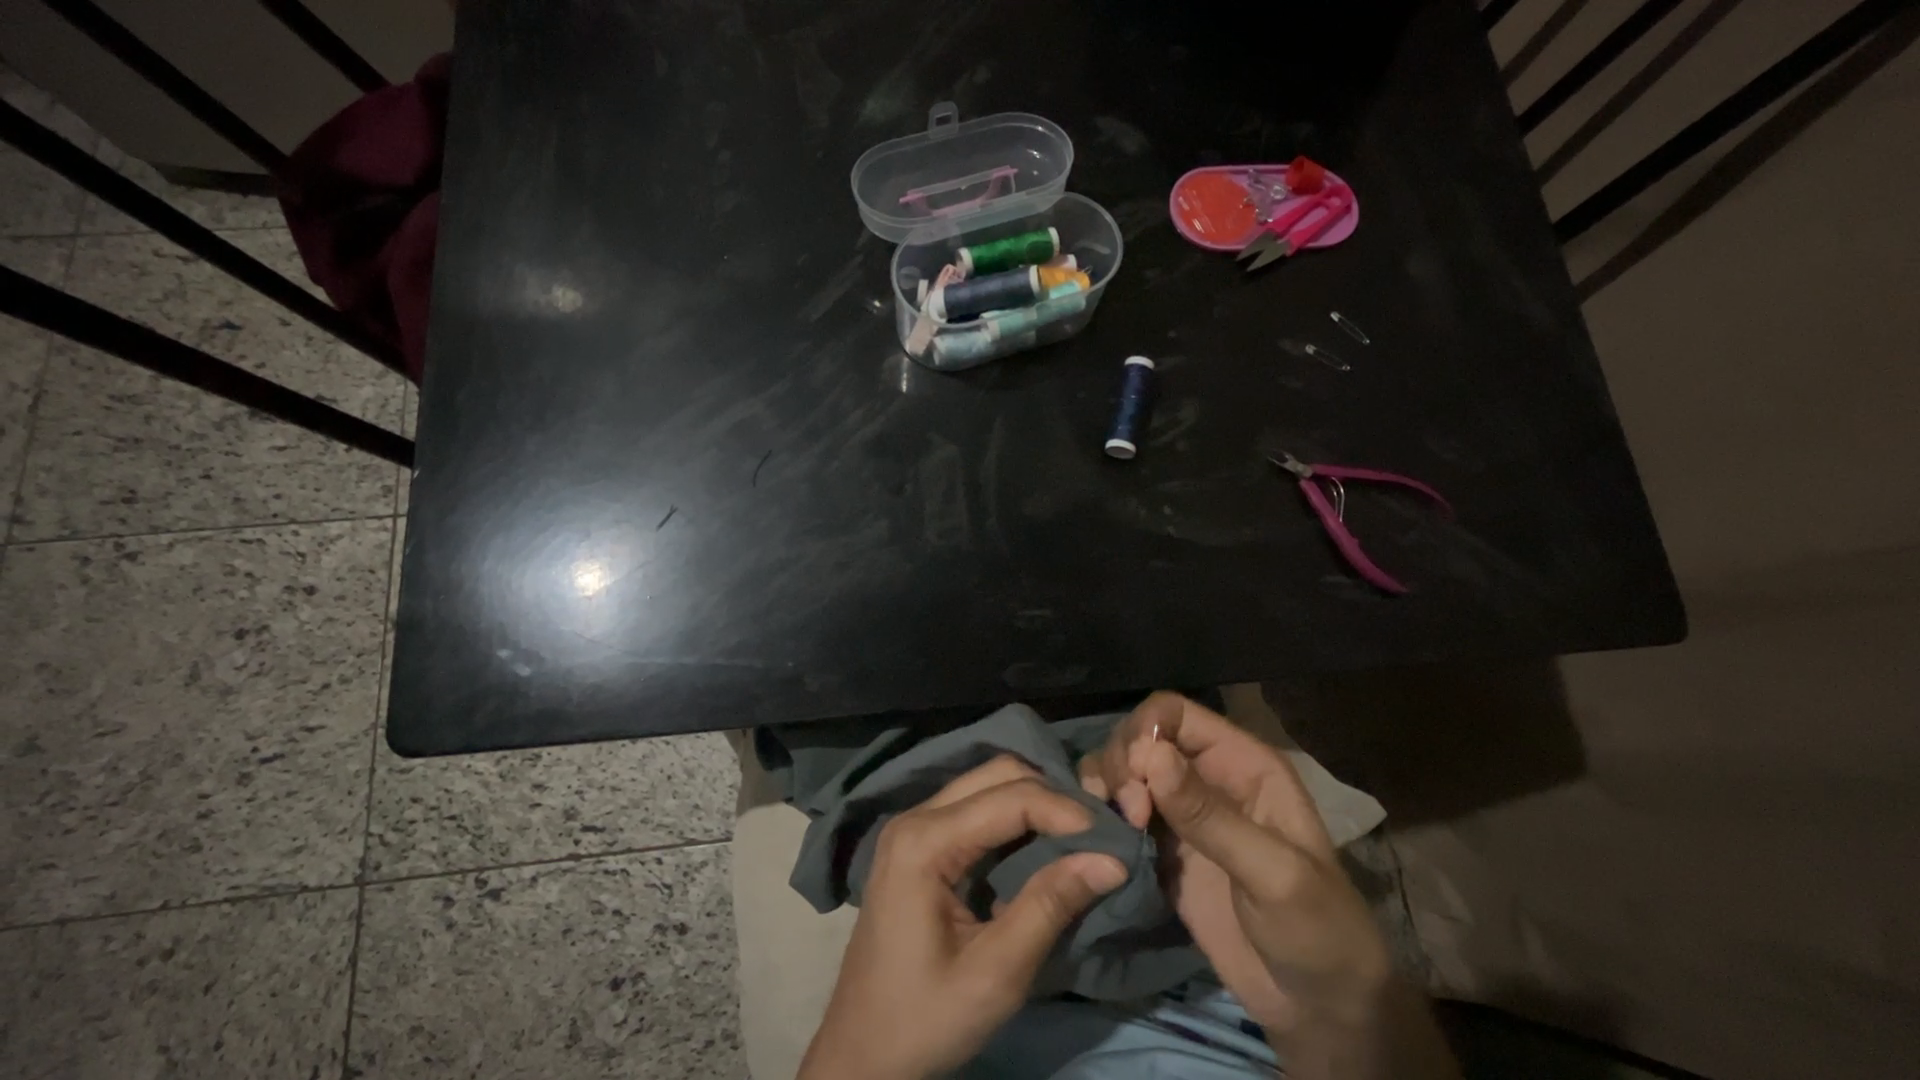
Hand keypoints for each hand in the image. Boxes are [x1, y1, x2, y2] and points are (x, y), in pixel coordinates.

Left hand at [798, 756, 1128, 1079]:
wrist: (862, 1052)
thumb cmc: (924, 1017)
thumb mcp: (996, 972)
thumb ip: (1049, 906)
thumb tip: (1111, 859)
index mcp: (924, 842)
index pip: (1011, 796)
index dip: (1067, 811)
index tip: (1113, 843)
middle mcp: (914, 818)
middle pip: (997, 774)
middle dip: (1053, 795)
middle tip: (1098, 834)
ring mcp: (913, 829)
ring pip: (987, 785)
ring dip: (1037, 802)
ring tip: (1081, 838)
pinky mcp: (920, 846)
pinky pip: (975, 809)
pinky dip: (1016, 817)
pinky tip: (1045, 844)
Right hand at [1082, 693, 1457, 1079]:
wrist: (1318, 1006)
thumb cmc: (1318, 931)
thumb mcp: (1275, 874)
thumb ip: (1211, 816)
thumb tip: (1150, 757)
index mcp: (1244, 764)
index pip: (1176, 714)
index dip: (1145, 734)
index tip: (1136, 783)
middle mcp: (1208, 778)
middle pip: (1140, 738)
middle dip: (1121, 765)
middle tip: (1128, 817)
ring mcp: (1182, 816)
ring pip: (1123, 773)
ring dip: (1106, 789)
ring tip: (1113, 830)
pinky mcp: (1161, 852)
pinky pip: (1119, 817)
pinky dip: (1102, 820)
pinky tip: (1100, 843)